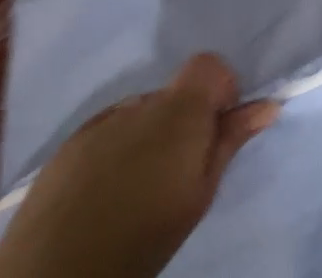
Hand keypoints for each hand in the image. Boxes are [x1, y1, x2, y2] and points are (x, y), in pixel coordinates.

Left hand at [0, 54, 279, 277]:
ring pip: (137, 115)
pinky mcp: (61, 152)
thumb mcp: (202, 190)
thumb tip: (267, 105)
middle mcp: (135, 108)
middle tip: (183, 164)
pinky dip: (116, 150)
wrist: (54, 273)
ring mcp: (93, 128)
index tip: (218, 125)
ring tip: (141, 181)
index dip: (220, 88)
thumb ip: (230, 140)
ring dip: (149, 134)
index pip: (207, 65)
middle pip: (172, 93)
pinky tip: (108, 188)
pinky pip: (104, 134)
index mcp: (178, 111)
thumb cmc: (146, 230)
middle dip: (185, 118)